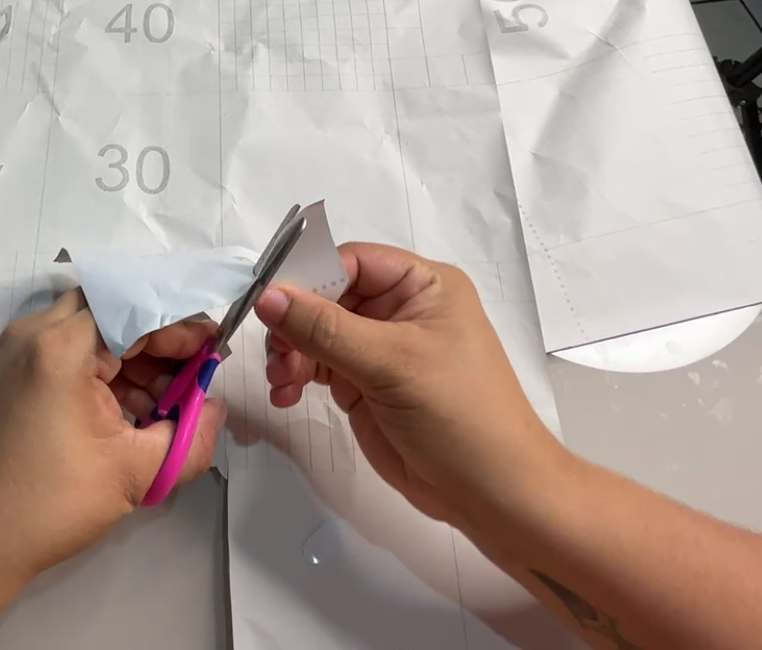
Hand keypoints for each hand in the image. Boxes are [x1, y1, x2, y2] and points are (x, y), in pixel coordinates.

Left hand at [0, 290, 224, 617]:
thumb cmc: (47, 505)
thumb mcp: (134, 473)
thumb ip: (191, 436)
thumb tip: (217, 409)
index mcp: (62, 345)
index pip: (136, 308)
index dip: (182, 326)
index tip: (216, 350)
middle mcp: (35, 331)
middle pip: (113, 310)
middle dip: (159, 339)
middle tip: (195, 373)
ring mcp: (19, 349)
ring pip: (93, 329)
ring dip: (134, 356)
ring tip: (169, 403)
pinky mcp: (14, 370)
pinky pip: (71, 351)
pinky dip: (106, 370)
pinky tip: (133, 412)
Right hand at [257, 243, 569, 531]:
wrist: (495, 499)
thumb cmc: (458, 415)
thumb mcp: (390, 363)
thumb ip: (323, 327)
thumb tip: (265, 295)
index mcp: (420, 284)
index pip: (350, 261)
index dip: (308, 277)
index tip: (268, 302)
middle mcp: (397, 308)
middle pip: (325, 296)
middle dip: (294, 323)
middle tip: (277, 355)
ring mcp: (379, 347)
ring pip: (314, 331)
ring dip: (289, 353)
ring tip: (281, 382)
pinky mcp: (363, 382)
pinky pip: (316, 364)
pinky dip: (295, 375)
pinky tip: (285, 394)